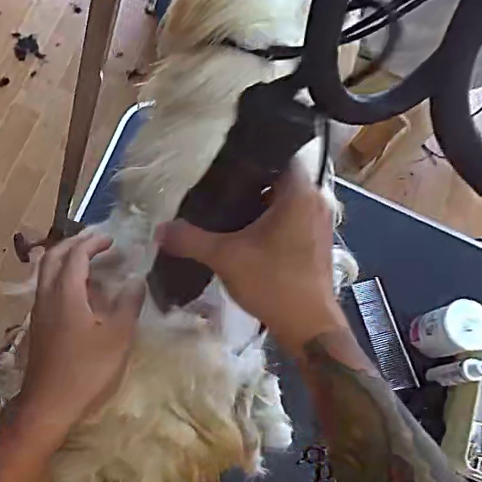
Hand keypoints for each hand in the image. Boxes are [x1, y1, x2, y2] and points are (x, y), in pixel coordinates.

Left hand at [10, 229, 143, 438]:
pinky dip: (62, 277)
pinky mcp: (39, 327)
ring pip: (46, 273)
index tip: (111, 239)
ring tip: (88, 261)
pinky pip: (47, 288)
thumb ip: (128, 305)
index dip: (93, 243)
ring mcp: (39, 312)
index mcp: (65, 294)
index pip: (76, 256)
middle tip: (96, 241)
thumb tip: (136, 280)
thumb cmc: (86, 370)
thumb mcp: (117, 337)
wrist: (48, 404)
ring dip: (65, 259)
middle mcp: (47, 296)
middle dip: (74, 244)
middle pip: (53, 257)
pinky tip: (79, 292)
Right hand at [156, 160, 345, 350]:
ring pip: (287, 203)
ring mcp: (321, 224)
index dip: (249, 156)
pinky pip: (294, 222)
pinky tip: (248, 236)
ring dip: (261, 206)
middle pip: (279, 179)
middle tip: (219, 188)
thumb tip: (160, 230)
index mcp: (299, 193)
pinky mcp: (319, 244)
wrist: (309, 327)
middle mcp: (317, 201)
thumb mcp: (226, 258)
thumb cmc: (273, 284)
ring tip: (229, 211)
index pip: (276, 154)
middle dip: (250, 184)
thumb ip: (190, 239)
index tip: (223, 163)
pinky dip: (273, 224)